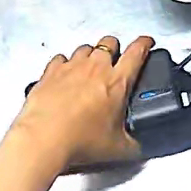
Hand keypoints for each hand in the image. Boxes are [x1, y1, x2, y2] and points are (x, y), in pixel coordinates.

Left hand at [12, 35, 154, 169]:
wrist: (44, 139)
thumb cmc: (79, 140)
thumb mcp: (117, 148)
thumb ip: (132, 143)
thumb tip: (136, 147)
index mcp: (117, 82)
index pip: (136, 52)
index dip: (144, 43)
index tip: (146, 42)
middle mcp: (94, 68)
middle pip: (108, 43)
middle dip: (114, 47)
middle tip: (115, 58)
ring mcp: (71, 67)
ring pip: (84, 48)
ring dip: (90, 55)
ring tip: (89, 68)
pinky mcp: (50, 72)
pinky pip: (60, 58)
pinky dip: (64, 63)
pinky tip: (64, 74)